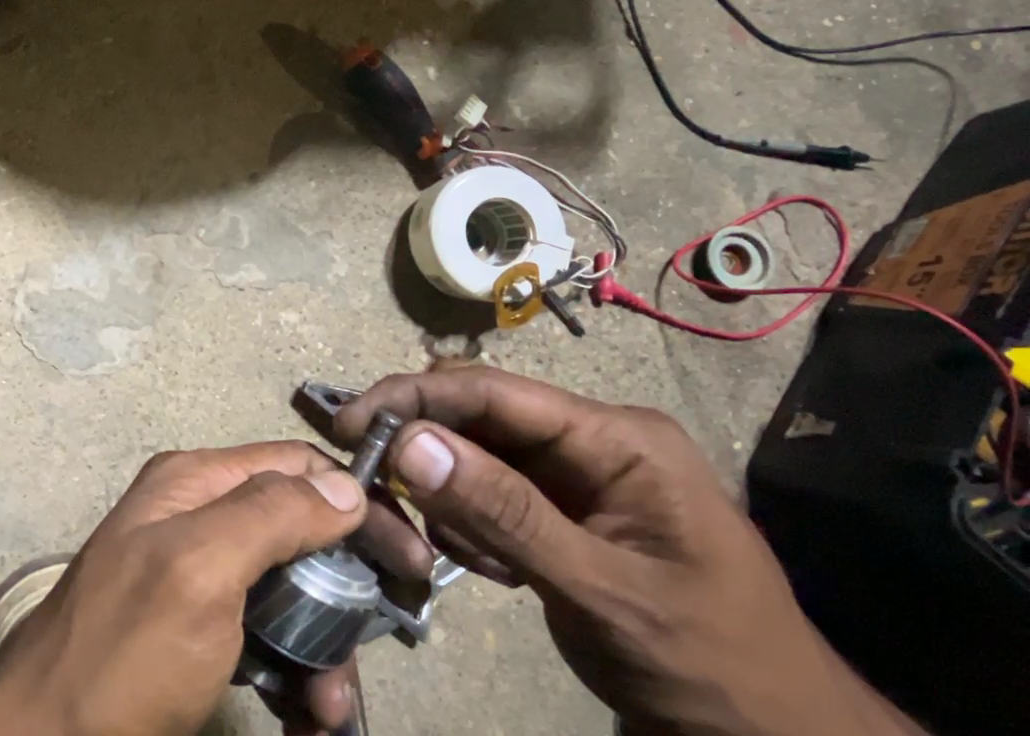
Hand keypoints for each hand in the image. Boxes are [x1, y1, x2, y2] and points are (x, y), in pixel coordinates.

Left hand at [0, 442, 368, 735]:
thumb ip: (268, 515)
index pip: (297, 466)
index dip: (359, 505)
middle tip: (376, 644)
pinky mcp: (198, 633)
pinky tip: (305, 713)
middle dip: (344, 591)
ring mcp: (197, 578)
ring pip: (290, 592)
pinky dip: (295, 673)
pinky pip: (265, 637)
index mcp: (194, 483)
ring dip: (325, 646)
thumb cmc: (125, 649)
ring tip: (330, 704)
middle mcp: (196, 518)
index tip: (412, 562)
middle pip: (300, 532)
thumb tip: (344, 485)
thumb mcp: (198, 568)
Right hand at [334, 367, 923, 735]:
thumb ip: (504, 513)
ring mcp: (578, 475)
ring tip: (472, 561)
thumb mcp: (602, 591)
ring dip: (449, 498)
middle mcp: (594, 440)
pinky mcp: (563, 509)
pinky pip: (489, 494)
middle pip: (477, 416)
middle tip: (380, 494)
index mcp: (619, 438)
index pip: (493, 391)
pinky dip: (469, 525)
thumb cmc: (706, 663)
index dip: (414, 399)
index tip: (349, 427)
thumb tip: (410, 442)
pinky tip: (494, 570)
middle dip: (424, 449)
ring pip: (474, 456)